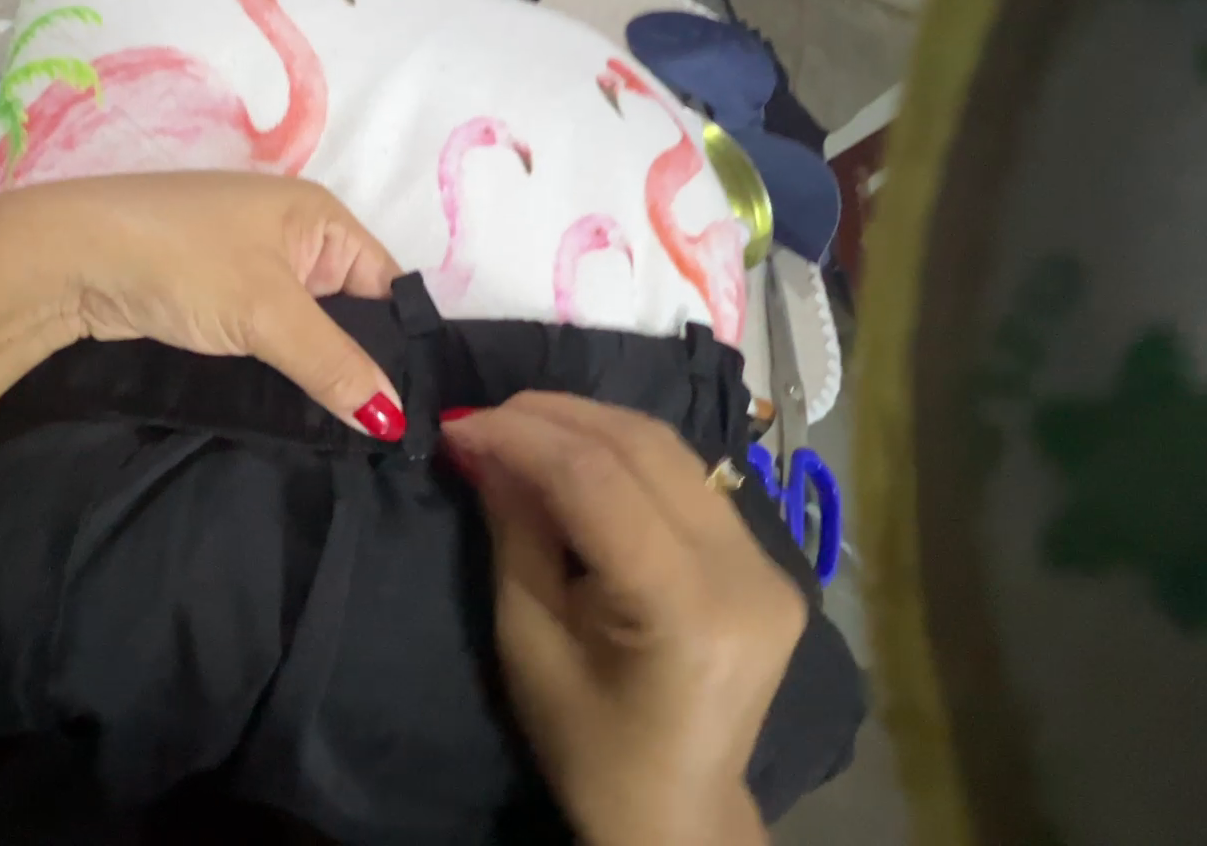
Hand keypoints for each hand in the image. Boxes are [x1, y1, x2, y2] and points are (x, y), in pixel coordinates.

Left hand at [10, 172, 407, 438]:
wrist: (70, 258)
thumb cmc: (184, 262)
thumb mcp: (268, 312)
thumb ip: (334, 364)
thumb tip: (395, 420)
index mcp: (320, 217)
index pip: (385, 285)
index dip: (401, 344)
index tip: (415, 409)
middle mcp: (292, 237)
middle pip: (348, 310)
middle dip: (359, 365)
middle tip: (383, 433)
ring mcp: (251, 268)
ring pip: (305, 330)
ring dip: (318, 372)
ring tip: (348, 435)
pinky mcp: (218, 299)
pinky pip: (268, 338)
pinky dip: (280, 369)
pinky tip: (297, 413)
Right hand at [441, 394, 804, 845]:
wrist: (675, 806)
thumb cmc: (585, 741)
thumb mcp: (527, 635)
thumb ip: (514, 528)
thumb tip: (482, 445)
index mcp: (688, 609)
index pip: (597, 480)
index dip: (518, 437)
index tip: (456, 426)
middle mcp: (746, 571)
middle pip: (640, 445)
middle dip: (547, 416)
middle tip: (478, 418)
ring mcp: (765, 560)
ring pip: (664, 445)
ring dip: (579, 420)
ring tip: (513, 424)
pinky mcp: (760, 555)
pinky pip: (679, 471)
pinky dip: (612, 446)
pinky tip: (564, 449)